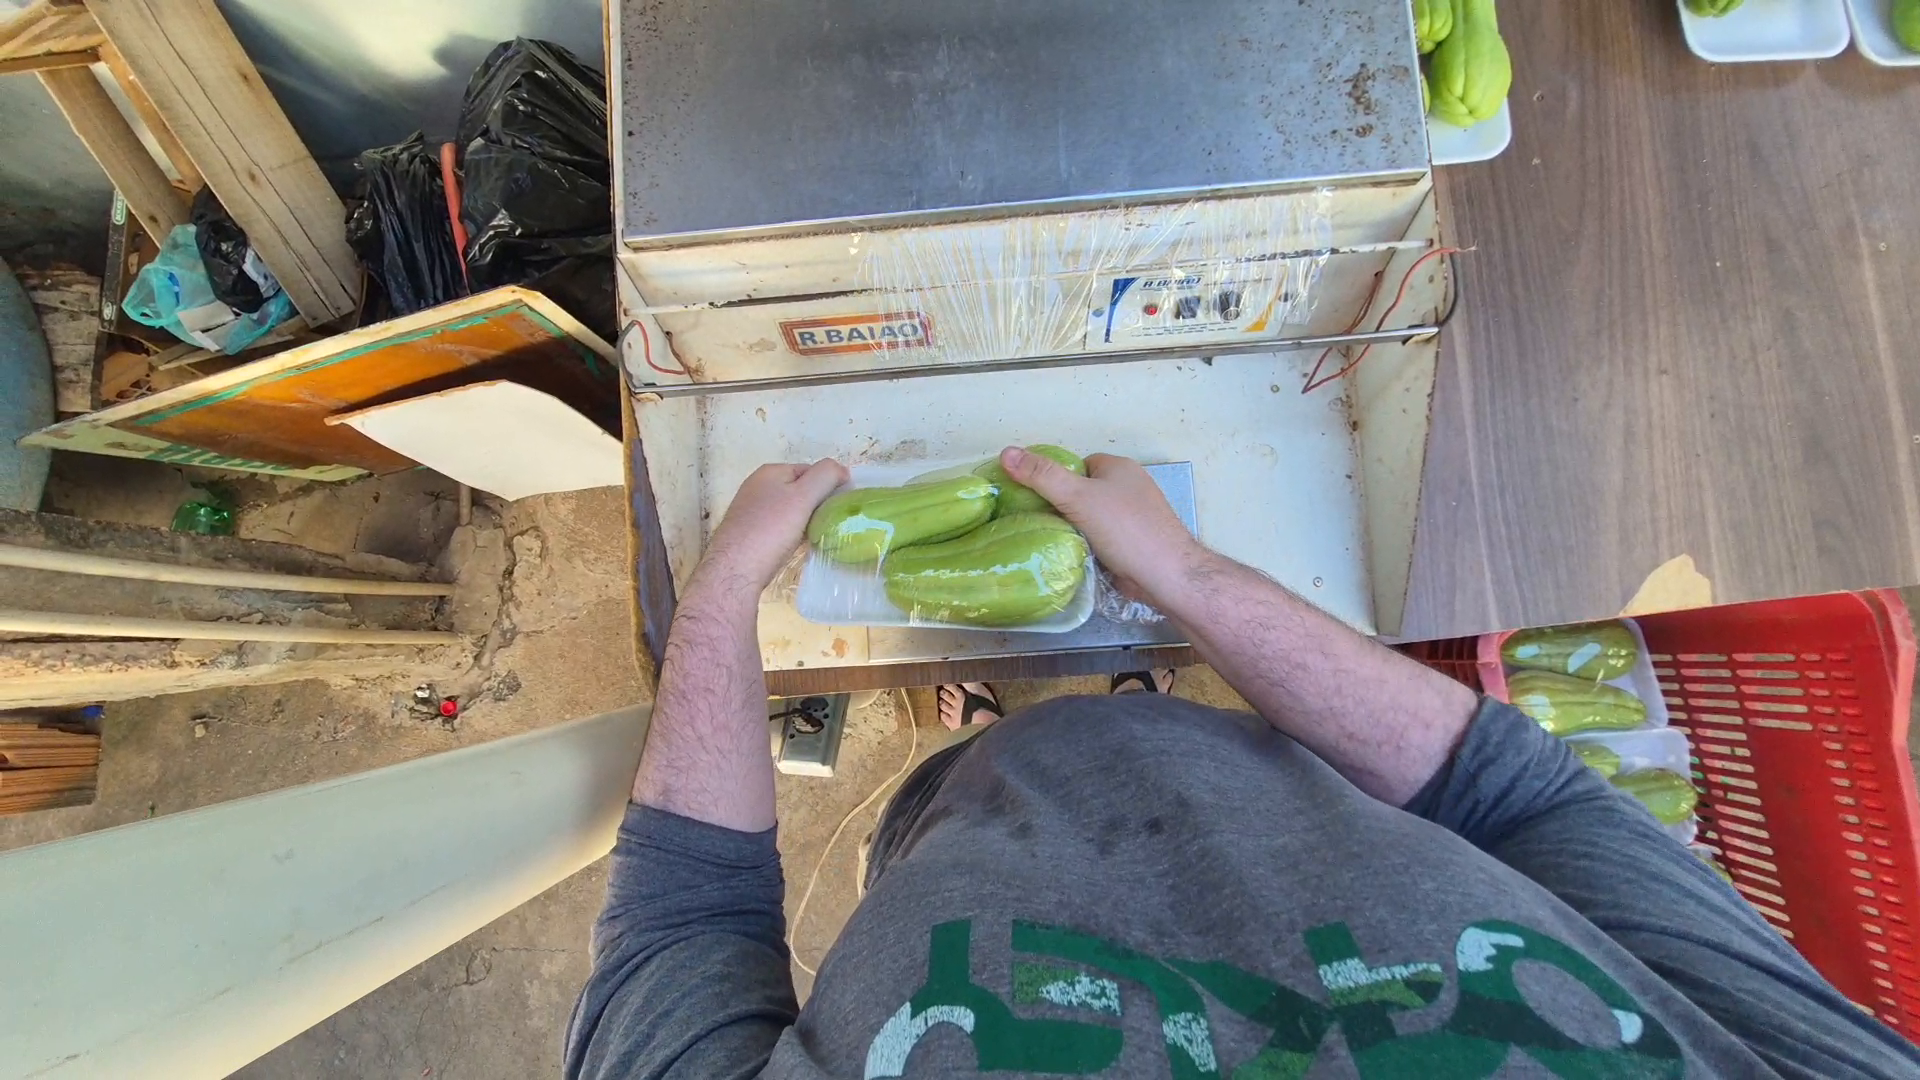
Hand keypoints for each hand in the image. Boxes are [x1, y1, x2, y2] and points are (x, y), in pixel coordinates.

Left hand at [697, 459, 848, 596]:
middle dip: (816, 504)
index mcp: (770, 472)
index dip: (828, 486)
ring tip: (814, 536)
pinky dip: (791, 533)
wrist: (736, 569)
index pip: (811, 470)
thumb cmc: (771, 530)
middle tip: (829, 522)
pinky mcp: (748, 531)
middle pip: (799, 489)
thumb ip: (825, 476)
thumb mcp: (804, 497)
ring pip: (789, 509)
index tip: (839, 506)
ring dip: (805, 520)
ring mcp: (751, 509)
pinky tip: (795, 546)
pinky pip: (778, 526)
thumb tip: (842, 470)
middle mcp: (757, 486)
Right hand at [996, 447, 1205, 607]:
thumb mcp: (1077, 497)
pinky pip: (1101, 539)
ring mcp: (1134, 517)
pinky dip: (1087, 546)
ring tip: (1050, 540)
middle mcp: (1129, 488)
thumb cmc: (1125, 529)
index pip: (1077, 466)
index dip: (1055, 480)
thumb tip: (1007, 452)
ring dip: (1073, 529)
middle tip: (1038, 522)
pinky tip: (1072, 556)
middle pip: (1082, 492)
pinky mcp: (1133, 543)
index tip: (1035, 499)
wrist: (1165, 575)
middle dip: (1062, 507)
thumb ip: (1042, 476)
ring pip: (1091, 518)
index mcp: (1119, 468)